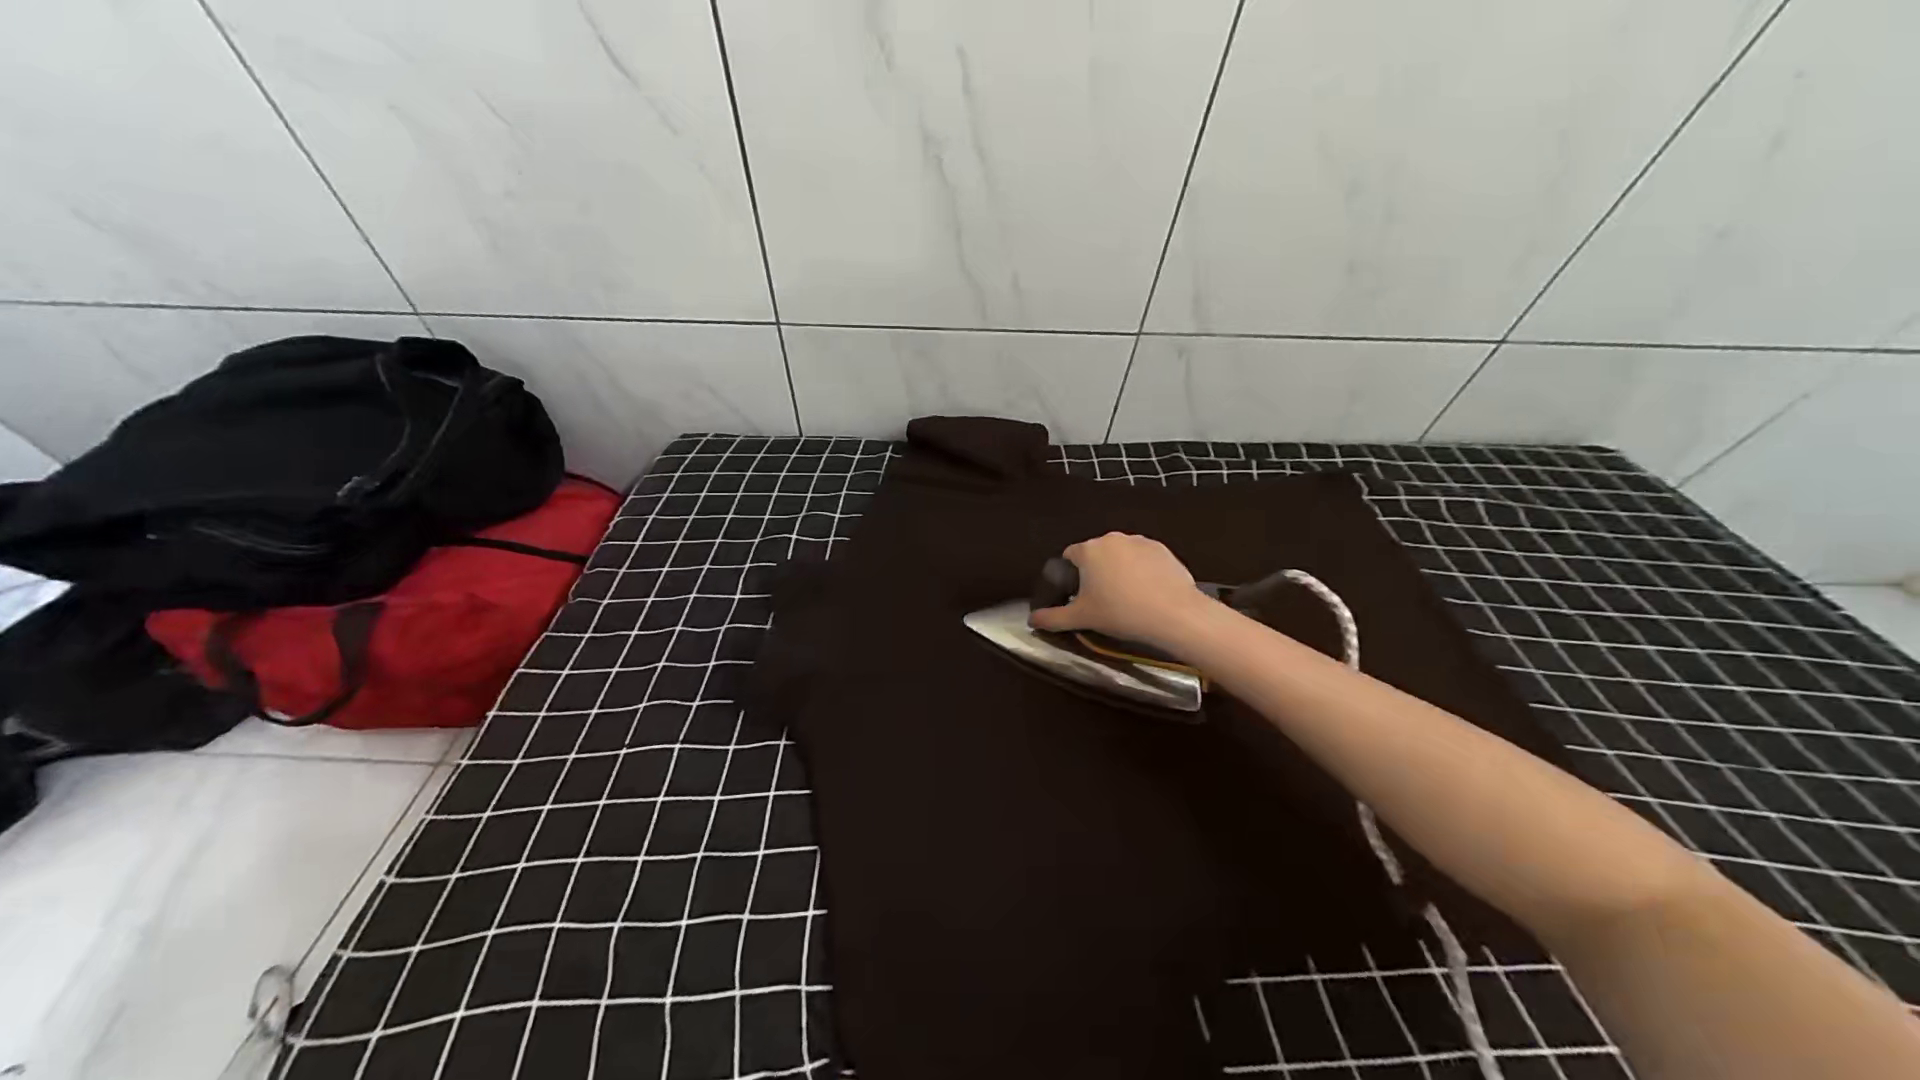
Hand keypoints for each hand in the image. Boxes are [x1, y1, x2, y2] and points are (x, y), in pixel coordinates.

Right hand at [1028, 533, 1216, 649]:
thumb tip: (1031, 619)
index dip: (1070, 575)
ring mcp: (1140, 542)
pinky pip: (1144, 559)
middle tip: (1102, 600)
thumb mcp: (1081, 618)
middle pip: (1096, 554)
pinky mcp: (1163, 550)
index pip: (1069, 556)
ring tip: (1127, 598)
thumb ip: (1052, 617)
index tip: (1077, 594)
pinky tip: (1148, 593)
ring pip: (1121, 555)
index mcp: (1089, 550)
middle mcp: (1113, 539)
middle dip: (1095, 572)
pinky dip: (1142, 571)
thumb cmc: (1120, 613)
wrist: (1173, 614)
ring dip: (1119, 570)